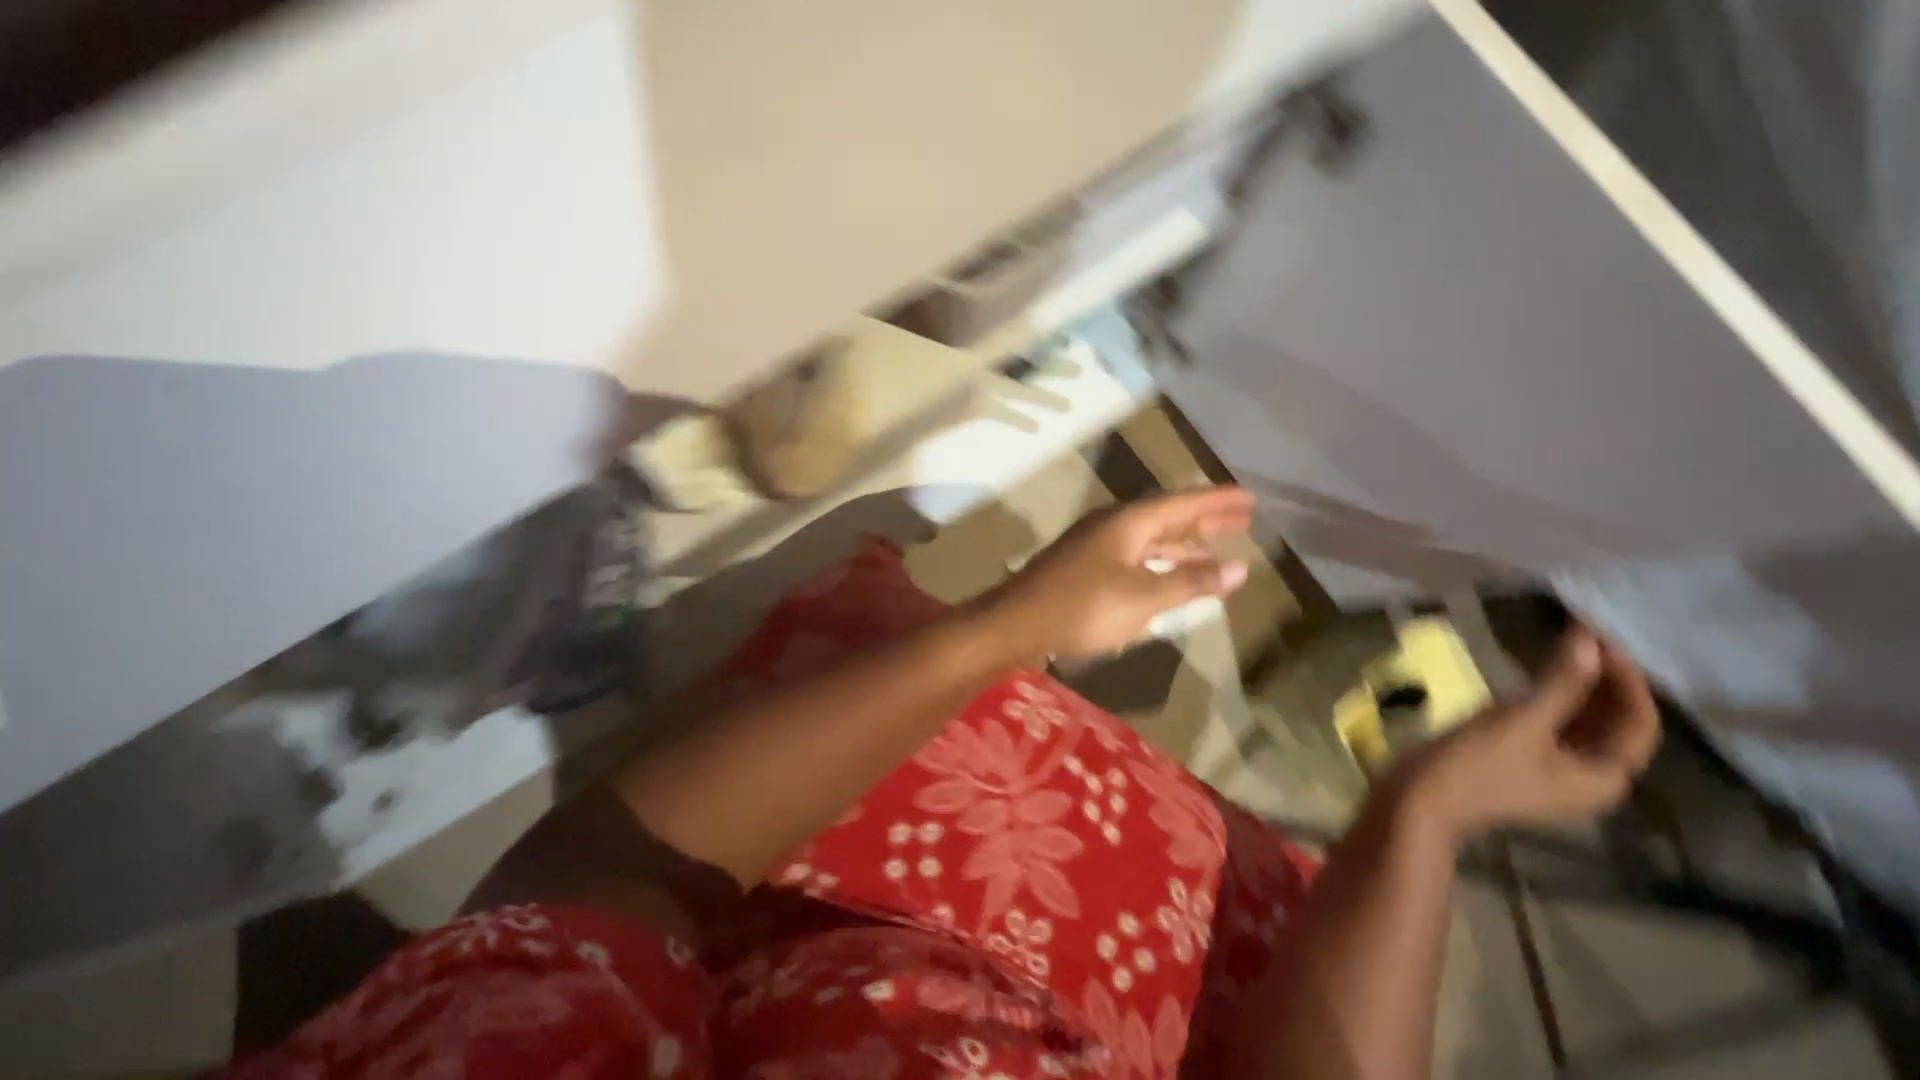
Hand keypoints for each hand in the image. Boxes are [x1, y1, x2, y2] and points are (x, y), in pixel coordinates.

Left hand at [983, 487, 1255, 660]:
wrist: (1016, 622)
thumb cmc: (1083, 607)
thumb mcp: (1144, 597)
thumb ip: (1191, 582)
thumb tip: (1239, 568)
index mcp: (1128, 521)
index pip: (1183, 502)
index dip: (1217, 502)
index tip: (1250, 499)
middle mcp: (1112, 524)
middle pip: (1167, 515)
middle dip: (1205, 519)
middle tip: (1242, 520)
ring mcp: (1095, 543)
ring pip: (1149, 536)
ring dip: (1182, 543)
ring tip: (1216, 552)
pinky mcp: (1084, 565)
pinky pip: (1135, 553)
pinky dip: (1159, 560)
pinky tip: (1169, 577)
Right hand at [1395, 628, 1660, 838]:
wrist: (1417, 801)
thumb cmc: (1475, 766)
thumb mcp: (1520, 721)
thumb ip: (1562, 682)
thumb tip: (1591, 640)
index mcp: (1602, 778)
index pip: (1639, 724)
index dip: (1629, 680)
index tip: (1603, 639)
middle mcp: (1589, 777)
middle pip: (1615, 723)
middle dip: (1605, 678)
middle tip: (1586, 634)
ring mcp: (1556, 770)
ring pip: (1585, 722)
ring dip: (1581, 684)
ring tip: (1569, 643)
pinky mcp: (1526, 760)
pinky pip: (1556, 725)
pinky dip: (1556, 698)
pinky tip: (1543, 670)